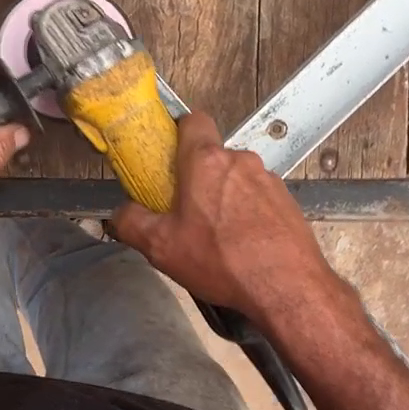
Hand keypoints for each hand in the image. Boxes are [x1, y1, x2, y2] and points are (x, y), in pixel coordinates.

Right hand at [111, 111, 340, 320]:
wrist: (289, 289)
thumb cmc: (223, 261)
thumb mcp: (161, 247)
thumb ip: (131, 223)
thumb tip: (120, 214)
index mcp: (206, 161)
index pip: (193, 120)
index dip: (179, 132)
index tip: (169, 156)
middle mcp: (240, 162)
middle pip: (213, 156)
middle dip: (197, 178)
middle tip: (185, 212)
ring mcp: (269, 180)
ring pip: (236, 179)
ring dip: (224, 198)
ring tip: (216, 237)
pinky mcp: (288, 202)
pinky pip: (258, 199)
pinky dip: (248, 215)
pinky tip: (242, 247)